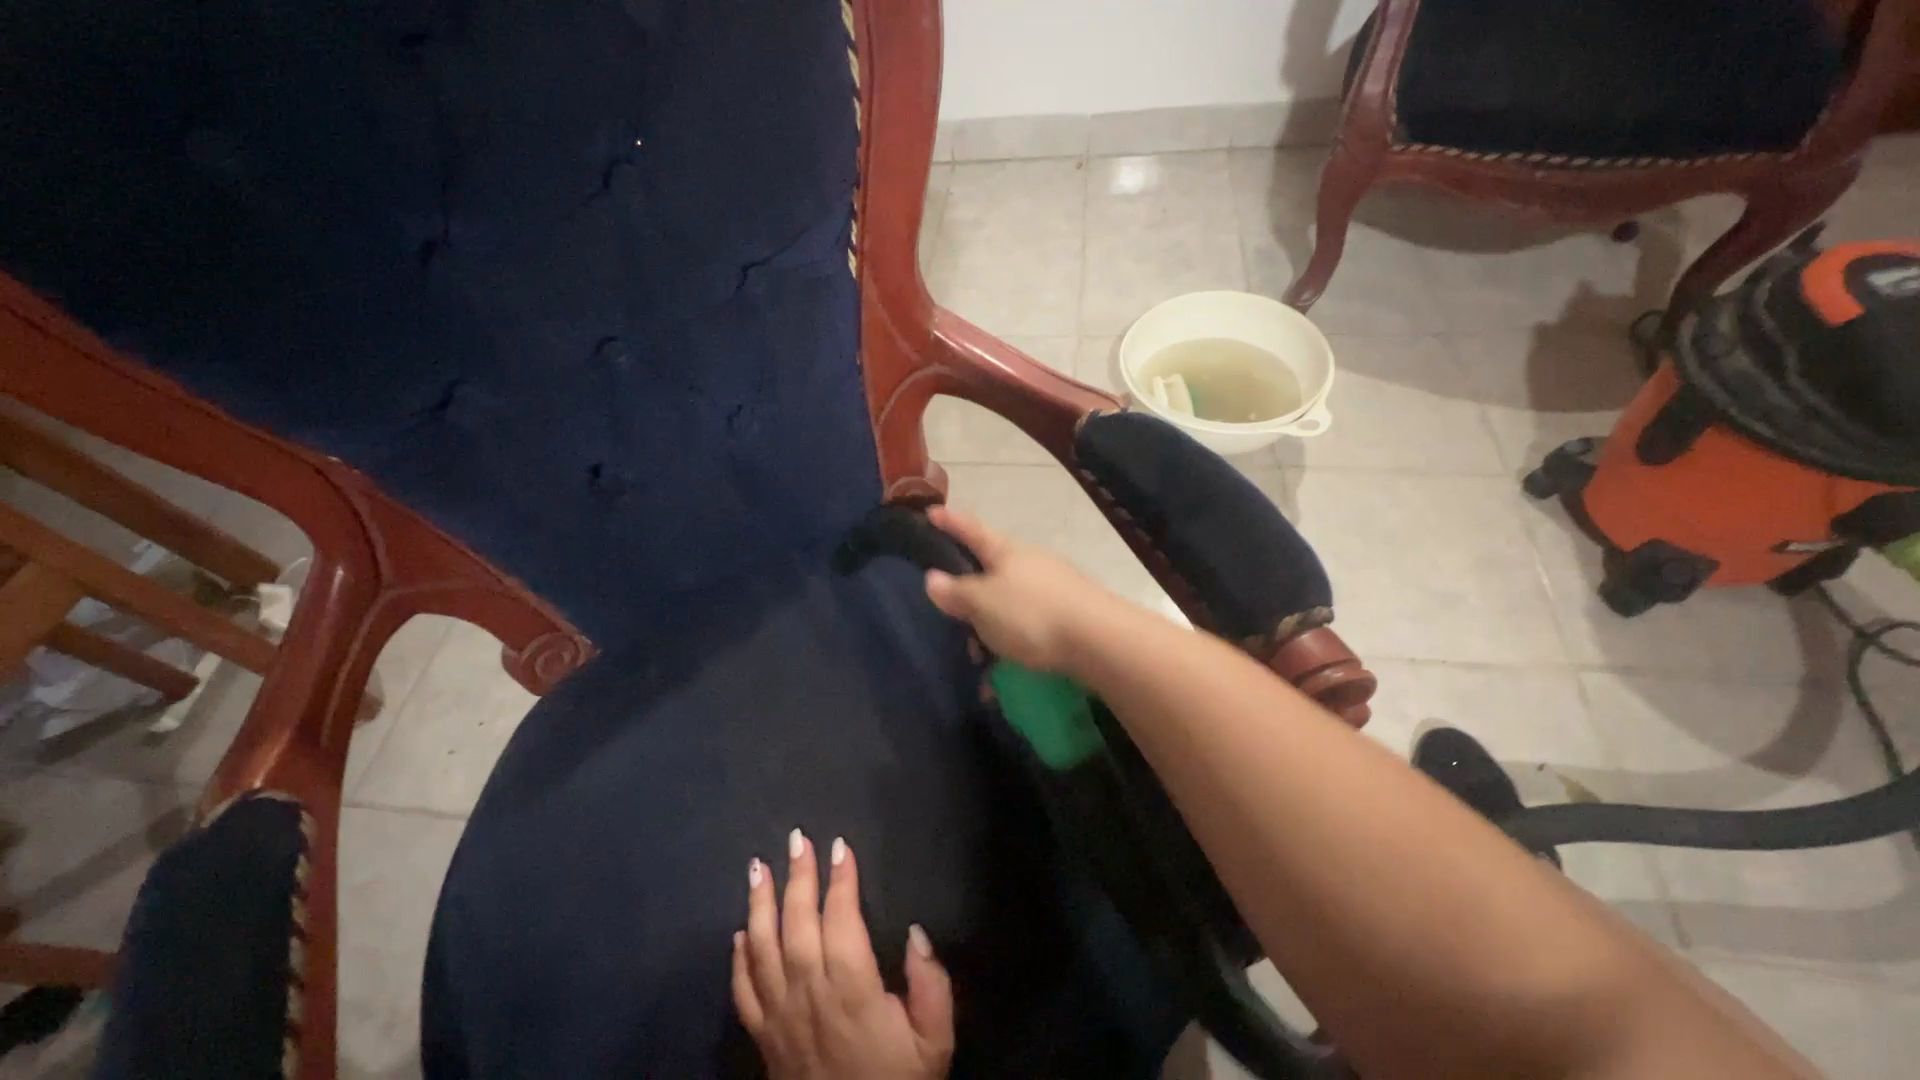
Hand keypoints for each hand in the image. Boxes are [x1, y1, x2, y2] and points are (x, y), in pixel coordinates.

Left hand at [733, 830, 953, 1079]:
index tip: (840, 846)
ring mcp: (779, 1016)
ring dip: (759, 904)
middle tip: (797, 838)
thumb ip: (932, 985)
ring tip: (757, 868)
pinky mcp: (763, 1036)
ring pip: (762, 948)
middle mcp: (809, 994)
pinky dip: (738, 957)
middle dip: (797, 876)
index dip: (841, 881)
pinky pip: (743, 989)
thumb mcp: (935, 1041)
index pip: (841, 920)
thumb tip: (917, 933)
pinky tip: (740, 931)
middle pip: (797, 924)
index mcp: (852, 991)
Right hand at [922, 506, 1117, 672]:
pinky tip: (1006, 667)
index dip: (951, 521)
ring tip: (979, 656)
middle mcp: (1031, 562)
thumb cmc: (1032, 614)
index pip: (972, 529)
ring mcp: (1053, 588)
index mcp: (1007, 551)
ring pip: (1010, 602)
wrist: (1100, 641)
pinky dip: (1013, 643)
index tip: (931, 511)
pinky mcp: (1069, 614)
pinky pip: (1029, 626)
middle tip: (951, 611)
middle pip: (992, 568)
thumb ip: (956, 593)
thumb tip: (933, 578)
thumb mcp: (983, 603)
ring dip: (991, 625)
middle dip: (970, 590)